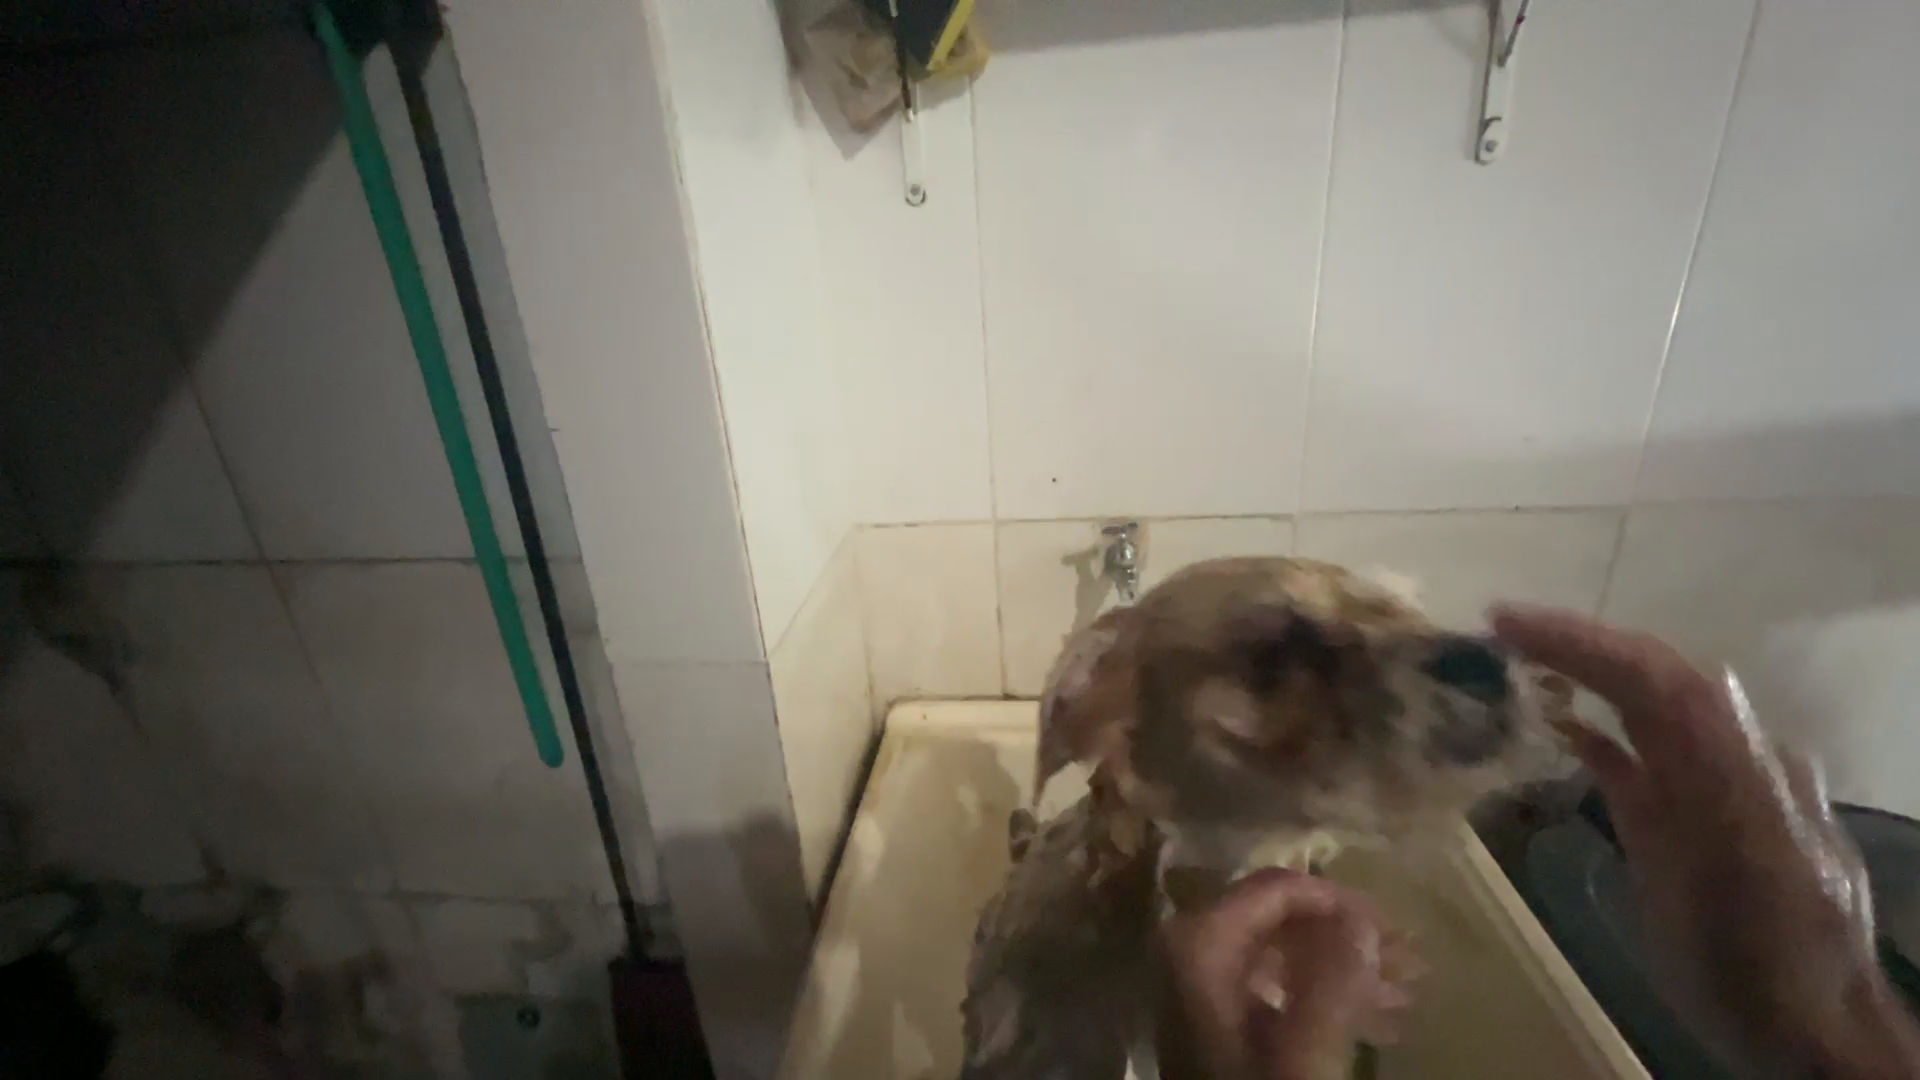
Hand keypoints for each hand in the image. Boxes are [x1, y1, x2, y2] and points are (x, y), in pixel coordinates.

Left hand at [1160, 869, 1417, 1079]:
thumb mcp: (1303, 1061)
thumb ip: (1333, 984)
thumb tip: (1361, 918)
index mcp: (1200, 940)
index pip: (1274, 888)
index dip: (1336, 900)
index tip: (1395, 930)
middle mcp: (1192, 945)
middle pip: (1279, 916)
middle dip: (1346, 936)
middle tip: (1413, 964)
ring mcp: (1202, 979)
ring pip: (1283, 951)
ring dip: (1344, 967)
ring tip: (1408, 994)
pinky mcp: (1218, 1015)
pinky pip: (1275, 984)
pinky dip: (1324, 995)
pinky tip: (1378, 1020)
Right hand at [1492, 604, 1918, 1077]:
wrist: (1802, 1030)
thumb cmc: (1751, 955)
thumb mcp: (1726, 873)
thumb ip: (1686, 789)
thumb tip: (1616, 724)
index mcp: (1735, 768)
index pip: (1656, 675)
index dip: (1580, 640)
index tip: (1502, 622)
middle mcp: (1724, 761)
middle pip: (1652, 673)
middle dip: (1575, 639)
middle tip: (1495, 623)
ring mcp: (1702, 787)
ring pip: (1642, 702)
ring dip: (1580, 667)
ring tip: (1513, 652)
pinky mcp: (1678, 815)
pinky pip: (1630, 749)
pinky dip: (1586, 723)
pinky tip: (1549, 721)